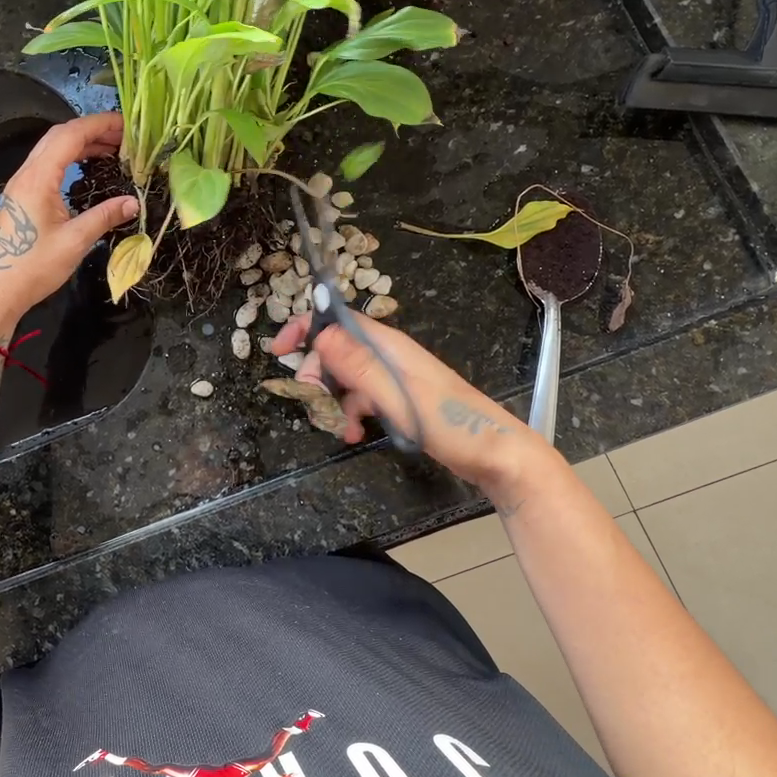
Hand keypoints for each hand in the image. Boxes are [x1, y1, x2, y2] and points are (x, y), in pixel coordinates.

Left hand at [0, 113, 137, 340]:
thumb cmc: (34, 267)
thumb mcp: (75, 242)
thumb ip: (105, 216)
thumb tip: (134, 202)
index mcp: (38, 179)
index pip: (70, 135)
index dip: (99, 124)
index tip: (126, 124)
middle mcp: (26, 174)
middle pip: (59, 136)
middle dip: (92, 130)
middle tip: (123, 137)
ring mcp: (20, 185)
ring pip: (51, 149)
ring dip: (80, 144)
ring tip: (111, 150)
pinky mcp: (20, 197)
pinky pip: (45, 164)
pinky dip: (68, 158)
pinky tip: (86, 168)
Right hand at [270, 312, 555, 500]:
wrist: (497, 456)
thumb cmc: (451, 424)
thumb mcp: (398, 396)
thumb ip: (358, 365)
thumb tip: (320, 334)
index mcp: (389, 346)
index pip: (337, 320)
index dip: (305, 328)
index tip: (279, 350)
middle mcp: (388, 356)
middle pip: (335, 351)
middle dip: (316, 375)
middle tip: (312, 403)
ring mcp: (393, 379)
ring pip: (345, 378)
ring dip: (332, 401)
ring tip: (338, 428)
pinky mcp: (398, 400)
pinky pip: (360, 399)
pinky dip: (350, 414)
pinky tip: (353, 434)